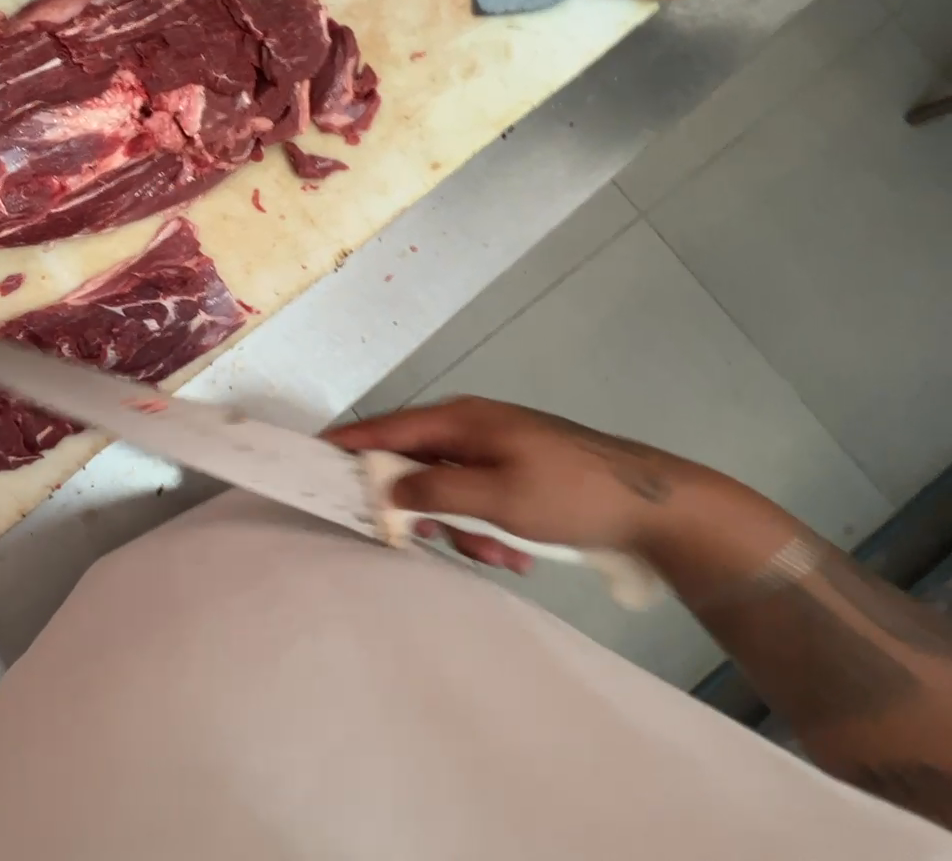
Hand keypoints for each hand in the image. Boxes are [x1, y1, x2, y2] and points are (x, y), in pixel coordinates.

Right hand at [326, 397, 722, 566]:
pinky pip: (477, 497)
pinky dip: (486, 526)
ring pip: (446, 489)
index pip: (384, 427)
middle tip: (435, 540)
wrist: (665, 507)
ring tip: (499, 557)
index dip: (347, 442)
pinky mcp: (515, 470)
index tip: (312, 457)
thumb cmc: (573, 494)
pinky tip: (516, 553)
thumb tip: (386, 490)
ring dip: (461, 527)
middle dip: (421, 508)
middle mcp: (470, 428)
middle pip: (414, 464)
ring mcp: (494, 448)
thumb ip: (433, 491)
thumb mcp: (497, 498)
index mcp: (460, 420)